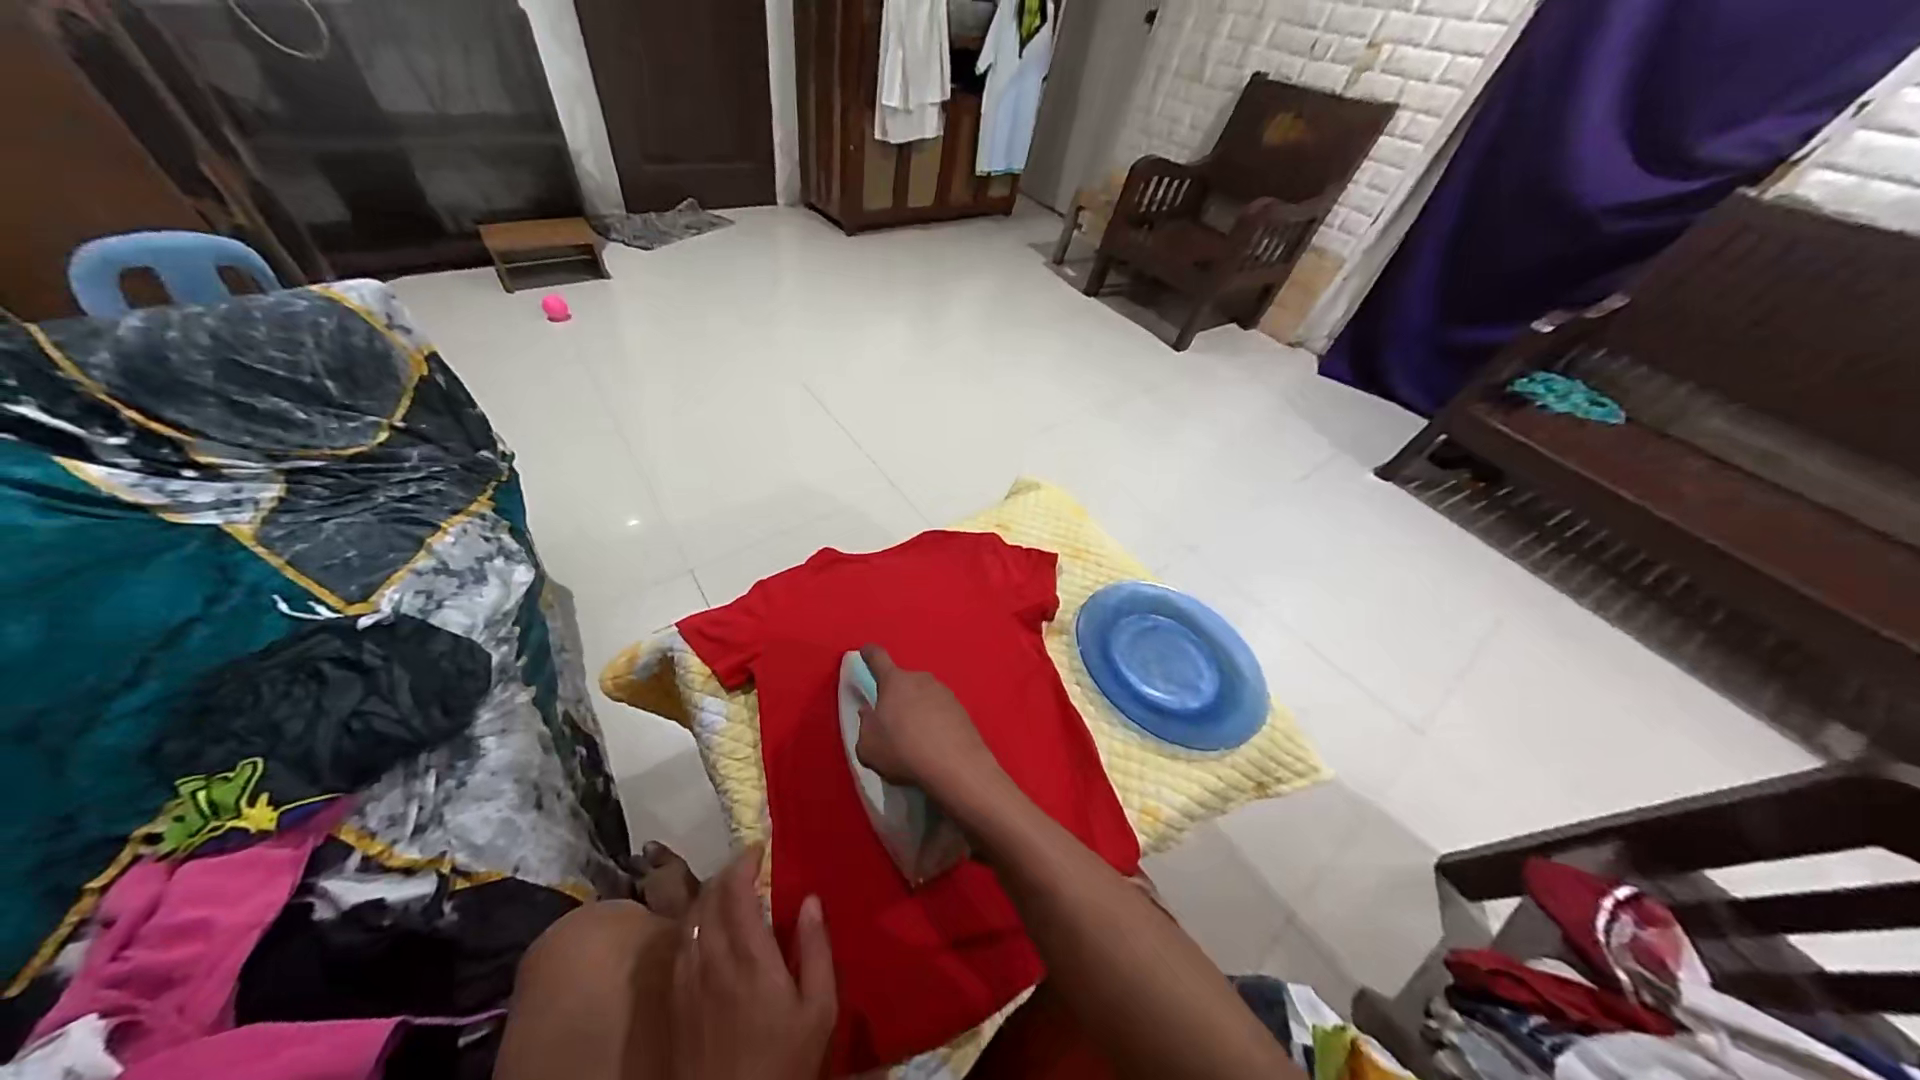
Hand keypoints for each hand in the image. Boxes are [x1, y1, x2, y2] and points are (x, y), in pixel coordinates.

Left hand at [669, 846, 835, 1079]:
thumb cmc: (784, 1063)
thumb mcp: (819, 1009)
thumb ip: (816, 949)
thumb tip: (811, 899)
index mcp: (750, 958)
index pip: (735, 892)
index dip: (743, 863)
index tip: (759, 850)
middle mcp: (712, 961)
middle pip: (708, 898)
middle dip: (726, 873)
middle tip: (747, 866)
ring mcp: (687, 981)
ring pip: (689, 919)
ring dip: (707, 894)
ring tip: (728, 890)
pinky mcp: (674, 1001)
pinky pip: (678, 945)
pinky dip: (692, 923)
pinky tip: (705, 928)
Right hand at [855, 645, 1002, 802]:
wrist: (955, 766)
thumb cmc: (903, 751)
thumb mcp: (868, 746)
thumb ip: (865, 725)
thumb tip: (869, 713)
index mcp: (894, 681)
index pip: (878, 658)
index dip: (869, 654)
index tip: (866, 651)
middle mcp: (921, 679)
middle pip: (903, 682)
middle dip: (896, 696)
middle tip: (892, 723)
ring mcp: (945, 692)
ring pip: (923, 696)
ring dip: (917, 710)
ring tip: (915, 739)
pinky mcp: (962, 710)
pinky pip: (941, 711)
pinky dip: (935, 722)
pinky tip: (933, 744)